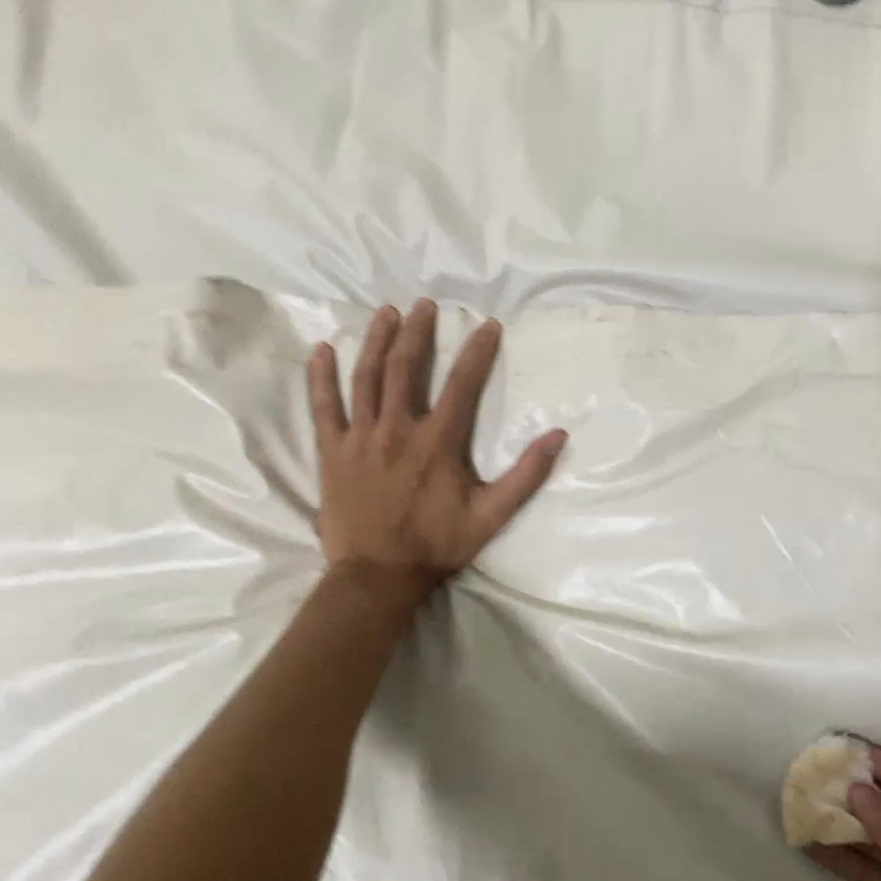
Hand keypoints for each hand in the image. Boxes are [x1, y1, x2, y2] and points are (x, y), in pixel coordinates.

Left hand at [306, 299, 566, 591]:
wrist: (377, 576)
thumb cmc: (437, 545)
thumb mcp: (492, 515)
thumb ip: (527, 475)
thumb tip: (559, 435)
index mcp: (438, 442)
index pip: (462, 384)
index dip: (477, 351)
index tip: (488, 325)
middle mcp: (397, 430)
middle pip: (406, 367)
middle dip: (417, 331)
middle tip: (424, 304)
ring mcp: (359, 438)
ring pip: (366, 377)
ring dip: (375, 341)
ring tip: (385, 312)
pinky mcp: (331, 452)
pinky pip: (322, 407)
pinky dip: (321, 377)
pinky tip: (321, 350)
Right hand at [808, 748, 880, 880]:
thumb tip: (856, 787)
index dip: (880, 762)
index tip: (842, 745)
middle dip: (854, 792)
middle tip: (813, 773)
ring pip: (875, 835)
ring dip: (842, 823)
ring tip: (803, 803)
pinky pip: (868, 868)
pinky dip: (841, 858)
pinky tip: (811, 843)